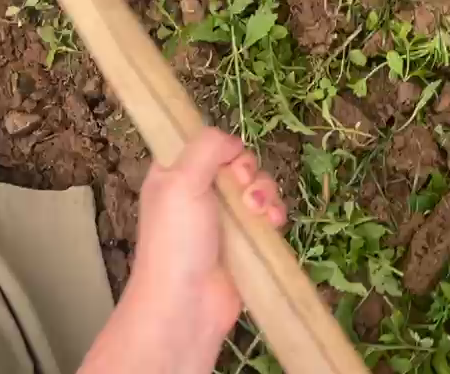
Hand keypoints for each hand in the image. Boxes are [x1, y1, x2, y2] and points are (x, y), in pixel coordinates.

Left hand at [78, 127, 286, 373]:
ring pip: (256, 185)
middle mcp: (198, 191)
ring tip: (259, 209)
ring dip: (264, 191)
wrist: (186, 306)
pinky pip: (268, 212)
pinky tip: (273, 222)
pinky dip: (274, 212)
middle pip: (236, 161)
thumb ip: (206, 147)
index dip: (220, 145)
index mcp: (175, 173)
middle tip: (242, 185)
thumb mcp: (180, 181)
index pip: (204, 142)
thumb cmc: (175, 241)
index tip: (226, 158)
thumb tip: (233, 142)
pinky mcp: (245, 240)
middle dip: (247, 170)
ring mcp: (223, 217)